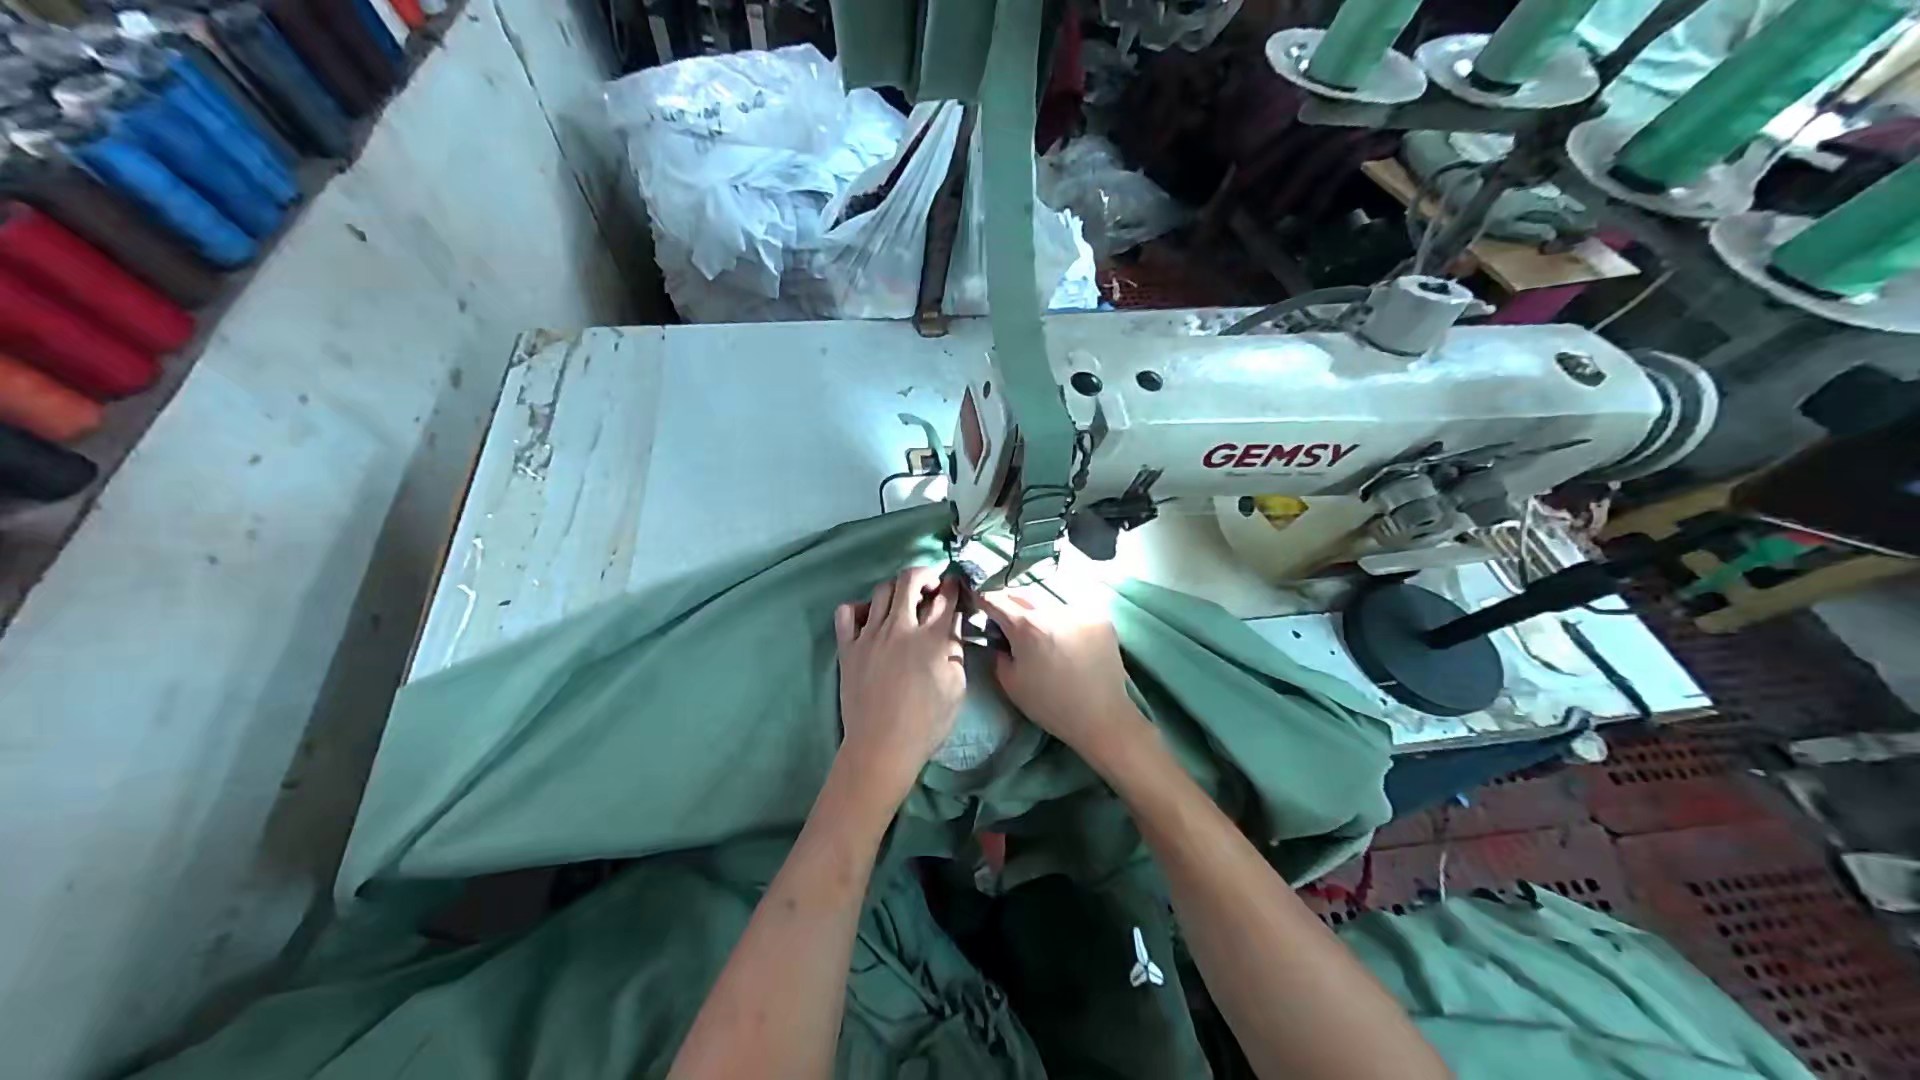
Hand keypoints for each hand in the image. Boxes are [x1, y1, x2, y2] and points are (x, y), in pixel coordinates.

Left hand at [833, 566, 965, 797]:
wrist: (882, 746)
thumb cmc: (927, 722)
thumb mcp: (957, 687)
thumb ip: (956, 649)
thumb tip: (953, 624)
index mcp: (932, 637)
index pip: (945, 596)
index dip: (954, 586)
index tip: (955, 587)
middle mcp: (900, 627)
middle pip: (910, 580)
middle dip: (925, 575)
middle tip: (931, 587)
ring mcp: (870, 634)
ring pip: (881, 590)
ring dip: (897, 589)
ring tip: (903, 602)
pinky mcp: (848, 647)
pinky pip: (847, 612)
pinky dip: (859, 608)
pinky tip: (869, 618)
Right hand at [976, 583, 1154, 771]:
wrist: (1101, 717)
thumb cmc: (1050, 705)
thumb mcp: (1010, 682)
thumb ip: (997, 651)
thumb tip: (996, 635)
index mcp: (1026, 627)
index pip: (995, 598)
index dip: (982, 598)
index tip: (976, 600)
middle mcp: (1053, 611)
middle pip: (1023, 594)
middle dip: (1011, 603)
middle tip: (1008, 621)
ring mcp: (1080, 612)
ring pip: (1049, 602)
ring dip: (1040, 612)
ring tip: (1043, 635)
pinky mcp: (1100, 618)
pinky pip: (1073, 612)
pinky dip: (1064, 621)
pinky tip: (1068, 641)